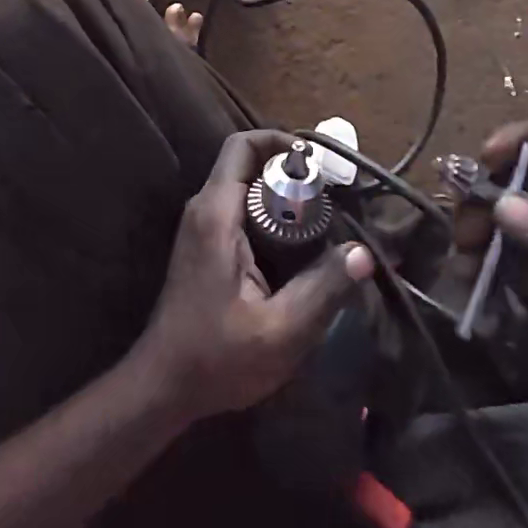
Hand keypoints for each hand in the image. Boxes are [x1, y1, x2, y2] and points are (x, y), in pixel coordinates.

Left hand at [132, 130, 374, 420]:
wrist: (163, 387)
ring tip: (326, 218)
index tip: (319, 163)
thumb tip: (364, 253)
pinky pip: (243, 210)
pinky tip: (302, 245)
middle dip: (292, 171)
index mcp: (216, 214)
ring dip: (285, 194)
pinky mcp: (207, 245)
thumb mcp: (280, 331)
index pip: (242, 146)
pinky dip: (274, 214)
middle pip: (249, 163)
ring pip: (247, 187)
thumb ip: (323, 289)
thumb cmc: (216, 358)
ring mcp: (202, 227)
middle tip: (333, 196)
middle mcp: (204, 209)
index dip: (281, 141)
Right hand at [481, 121, 527, 423]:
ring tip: (464, 268)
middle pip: (519, 181)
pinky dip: (481, 278)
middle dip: (486, 197)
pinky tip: (475, 297)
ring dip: (477, 239)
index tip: (483, 160)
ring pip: (503, 225)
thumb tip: (504, 206)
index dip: (519, 142)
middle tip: (466, 231)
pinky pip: (501, 271)